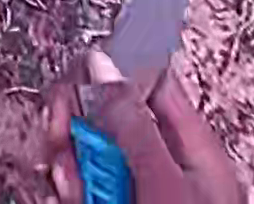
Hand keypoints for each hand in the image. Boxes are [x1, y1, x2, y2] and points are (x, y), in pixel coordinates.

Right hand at [44, 51, 243, 203]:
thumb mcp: (164, 186)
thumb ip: (132, 123)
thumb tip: (101, 63)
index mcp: (193, 150)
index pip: (151, 80)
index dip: (111, 69)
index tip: (77, 75)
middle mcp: (162, 162)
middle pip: (105, 109)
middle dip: (74, 120)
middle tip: (60, 135)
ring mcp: (135, 188)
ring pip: (84, 144)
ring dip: (66, 159)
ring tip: (69, 185)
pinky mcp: (110, 203)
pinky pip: (78, 179)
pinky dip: (67, 185)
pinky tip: (68, 196)